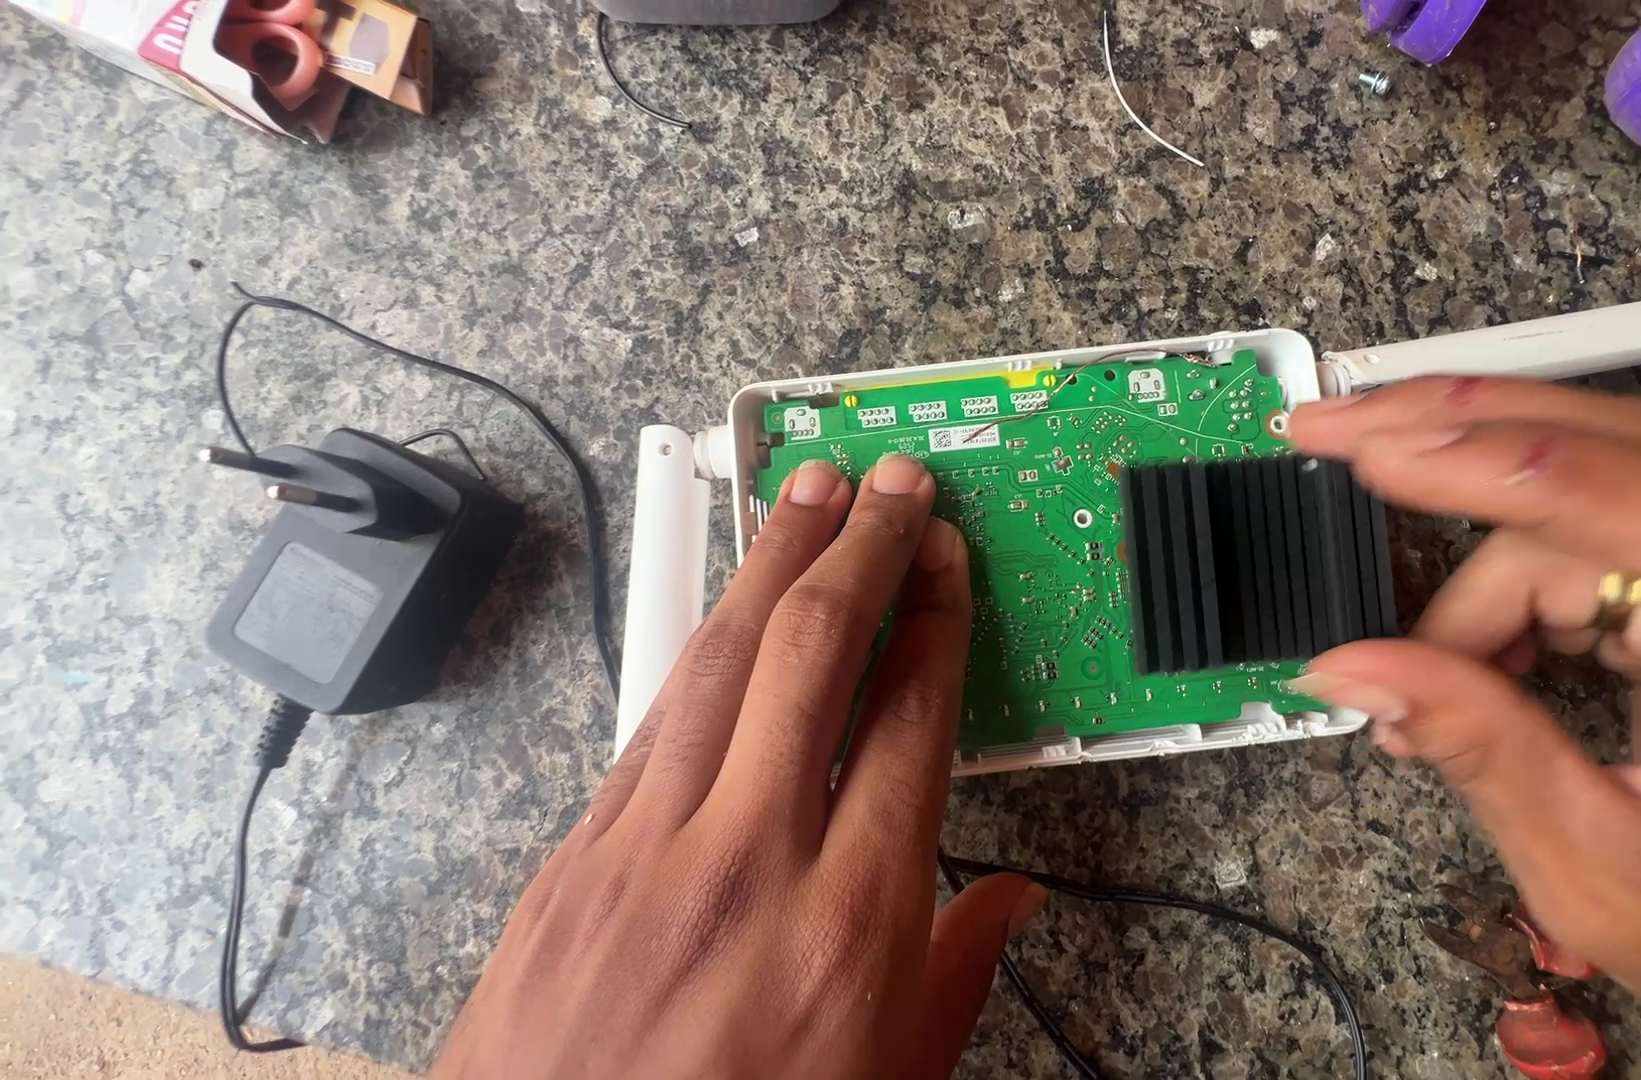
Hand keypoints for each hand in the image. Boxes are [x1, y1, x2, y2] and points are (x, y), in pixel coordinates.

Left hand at [431, 454, 1044, 1079]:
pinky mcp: (577, 853)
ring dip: (776, 558)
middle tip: (890, 484)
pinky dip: (708, 639)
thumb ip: (961, 971)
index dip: (936, 619)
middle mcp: (750, 860)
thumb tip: (1015, 897)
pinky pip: (657, 713)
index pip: (910, 716)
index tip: (946, 562)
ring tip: (810, 492)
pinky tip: (735, 598)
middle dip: (862, 548)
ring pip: (725, 655)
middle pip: (818, 651)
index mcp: (851, 922)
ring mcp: (648, 846)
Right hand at [1287, 377, 1640, 1077]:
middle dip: (1458, 434)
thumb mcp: (1611, 886)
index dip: (1522, 467)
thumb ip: (1481, 758)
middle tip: (1329, 431)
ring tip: (1416, 669)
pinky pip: (1579, 539)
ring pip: (1577, 504)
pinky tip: (1466, 654)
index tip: (1381, 454)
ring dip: (1466, 575)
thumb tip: (1347, 669)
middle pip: (1627, 451)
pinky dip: (1492, 586)